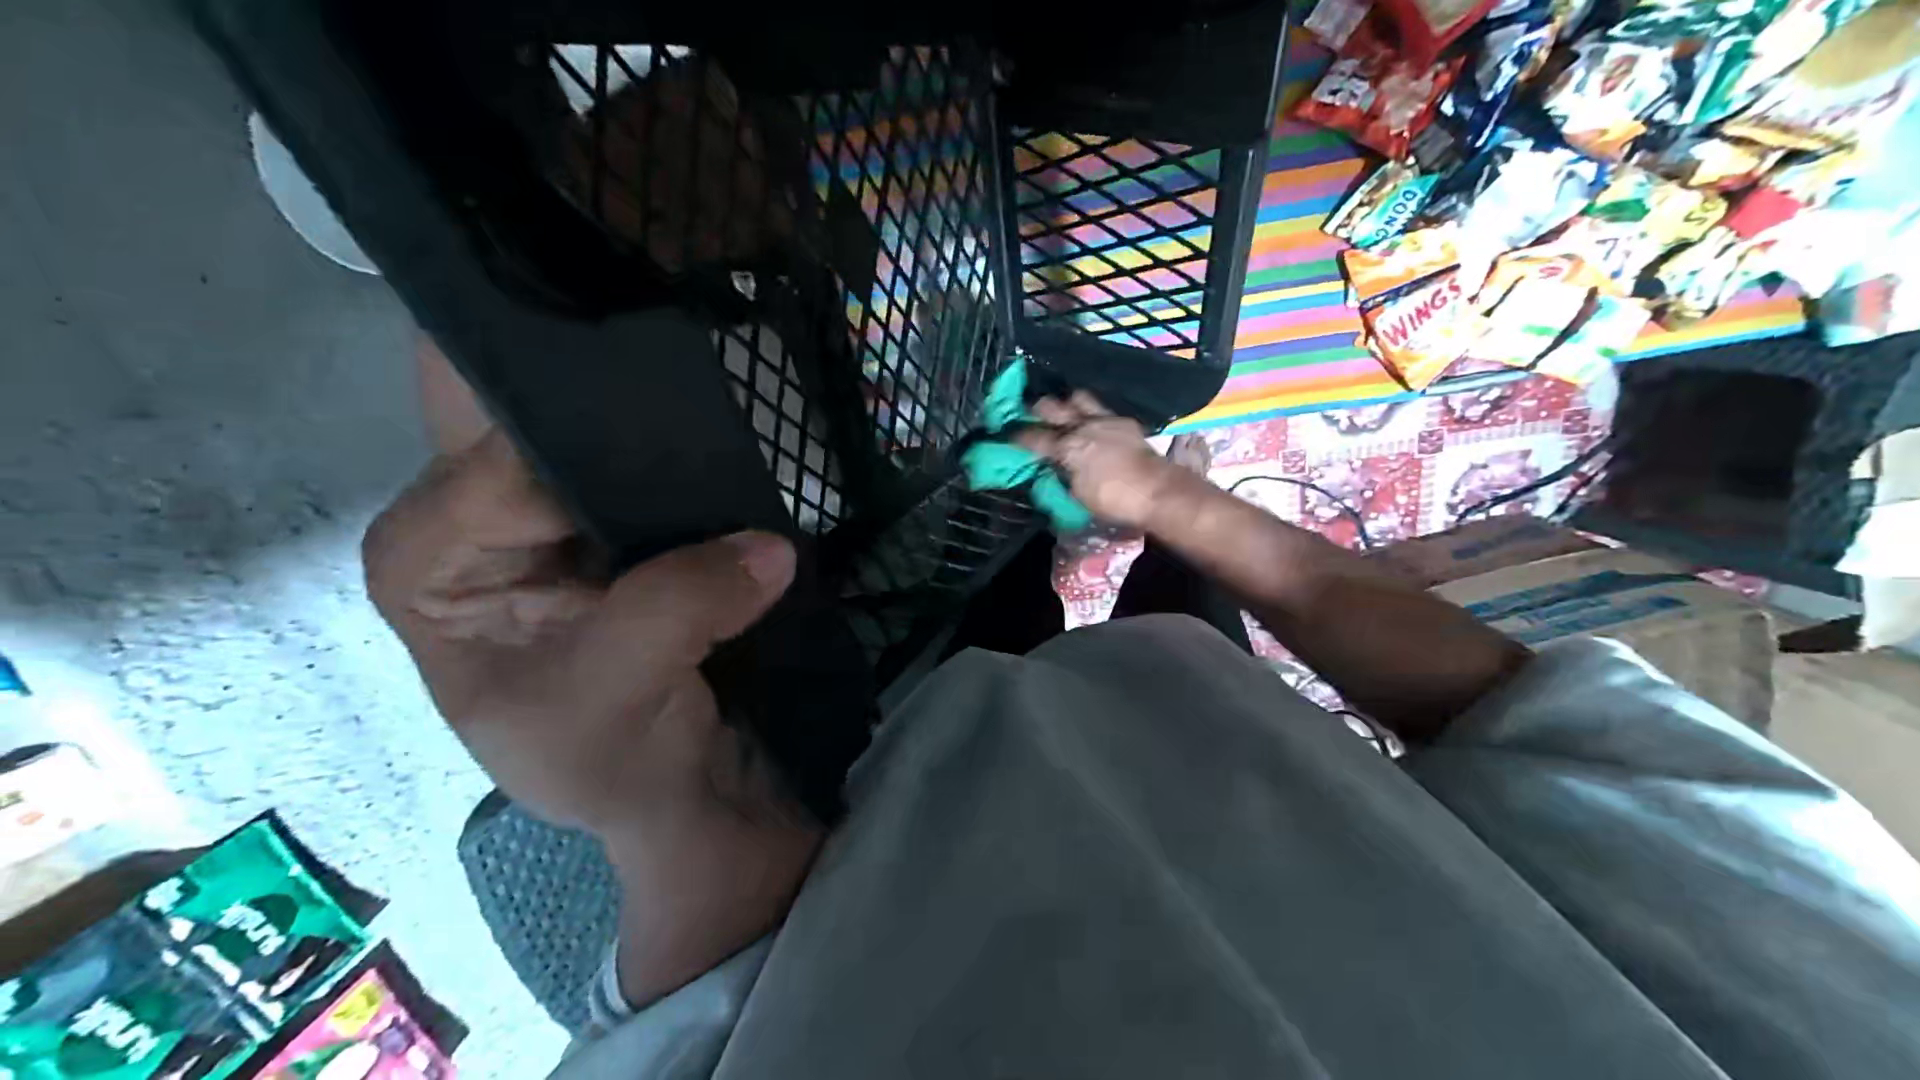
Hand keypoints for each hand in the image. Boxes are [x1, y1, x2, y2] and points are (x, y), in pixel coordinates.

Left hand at [362, 429, 803, 843]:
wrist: (672, 781)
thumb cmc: (604, 754)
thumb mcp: (616, 691)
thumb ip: (677, 607)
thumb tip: (770, 544)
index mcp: (428, 562)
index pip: (493, 472)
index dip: (577, 456)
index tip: (669, 452)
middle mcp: (476, 519)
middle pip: (526, 423)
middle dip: (601, 406)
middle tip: (687, 406)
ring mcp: (555, 512)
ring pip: (594, 431)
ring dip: (657, 432)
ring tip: (722, 435)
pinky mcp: (621, 521)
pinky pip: (648, 461)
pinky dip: (687, 458)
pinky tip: (725, 457)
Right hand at [1018, 392, 1186, 529]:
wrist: (1157, 491)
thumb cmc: (1112, 500)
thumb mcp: (1077, 494)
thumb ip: (1062, 475)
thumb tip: (1055, 468)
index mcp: (1065, 447)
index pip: (1032, 437)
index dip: (1016, 436)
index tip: (1007, 435)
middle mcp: (1082, 426)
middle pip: (1051, 406)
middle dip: (1037, 409)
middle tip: (1030, 413)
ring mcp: (1105, 420)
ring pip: (1078, 398)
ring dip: (1068, 403)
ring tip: (1065, 412)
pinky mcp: (1125, 421)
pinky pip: (1102, 410)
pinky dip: (1093, 416)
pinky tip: (1094, 426)